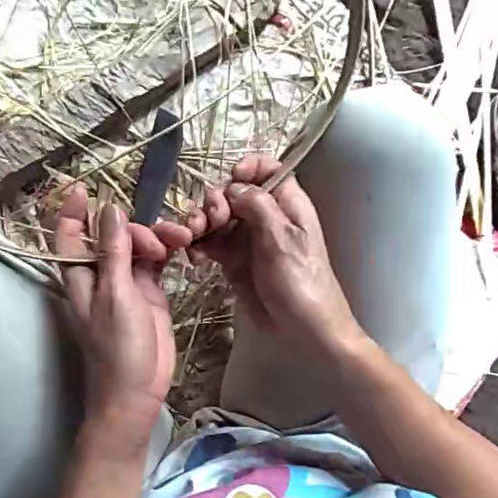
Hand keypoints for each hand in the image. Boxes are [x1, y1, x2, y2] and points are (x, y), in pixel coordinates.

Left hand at [52, 184, 191, 435]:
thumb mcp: (116, 295)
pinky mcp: (150, 292)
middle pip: (113, 234)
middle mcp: (101, 274)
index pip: (70, 234)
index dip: (74, 210)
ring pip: (138, 245)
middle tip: (158, 242)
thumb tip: (111, 210)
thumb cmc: (117, 348)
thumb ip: (114, 252)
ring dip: (157, 237)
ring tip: (180, 241)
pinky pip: (157, 261)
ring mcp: (127, 282)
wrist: (137, 390)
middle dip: (135, 227)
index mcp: (80, 275)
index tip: (84, 187)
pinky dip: (168, 250)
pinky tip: (183, 246)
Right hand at [183, 155, 363, 355]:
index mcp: (288, 205)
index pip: (269, 170)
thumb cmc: (301, 282)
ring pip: (218, 217)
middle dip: (216, 199)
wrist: (304, 329)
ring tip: (194, 238)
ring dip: (201, 222)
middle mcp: (267, 217)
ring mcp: (249, 239)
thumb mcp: (282, 239)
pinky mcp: (235, 261)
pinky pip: (211, 244)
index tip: (232, 178)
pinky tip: (196, 257)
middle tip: (211, 220)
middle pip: (234, 192)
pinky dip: (200, 246)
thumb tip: (234, 186)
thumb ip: (258, 206)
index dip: (249, 168)